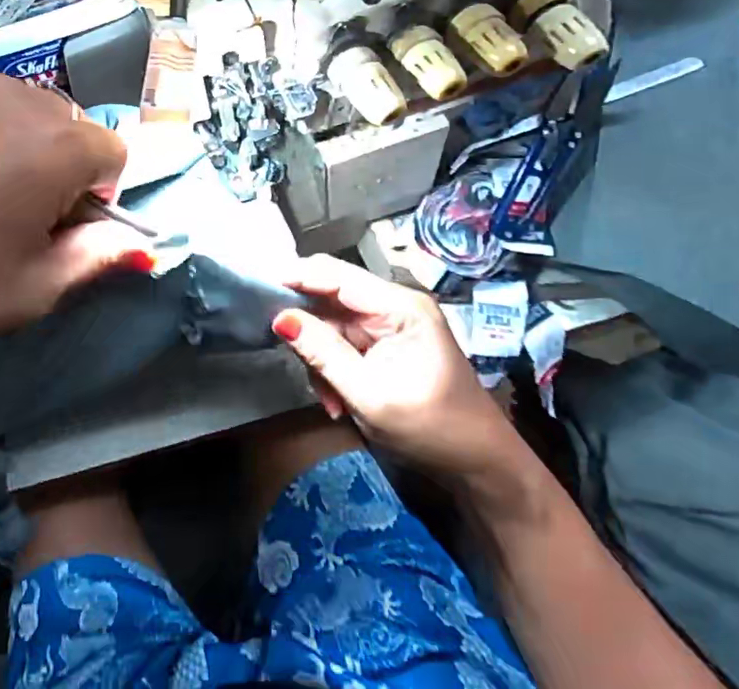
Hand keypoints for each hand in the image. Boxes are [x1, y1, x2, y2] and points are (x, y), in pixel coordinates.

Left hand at [0, 56, 151, 393]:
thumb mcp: (27, 294)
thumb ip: (95, 258)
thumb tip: (132, 241)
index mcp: (56, 144)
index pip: (113, 151)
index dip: (91, 194)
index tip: (51, 226)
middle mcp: (11, 91)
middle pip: (61, 120)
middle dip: (49, 161)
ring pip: (4, 101)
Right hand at [273, 256, 528, 479]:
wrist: (479, 465)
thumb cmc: (432, 428)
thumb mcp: (369, 394)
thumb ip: (323, 354)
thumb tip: (281, 319)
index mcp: (400, 306)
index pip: (337, 275)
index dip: (297, 277)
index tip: (259, 287)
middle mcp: (394, 305)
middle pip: (331, 300)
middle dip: (310, 334)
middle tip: (299, 366)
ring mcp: (391, 325)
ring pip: (332, 326)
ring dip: (322, 361)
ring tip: (332, 401)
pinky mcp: (386, 345)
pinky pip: (344, 345)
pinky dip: (334, 371)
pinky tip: (340, 402)